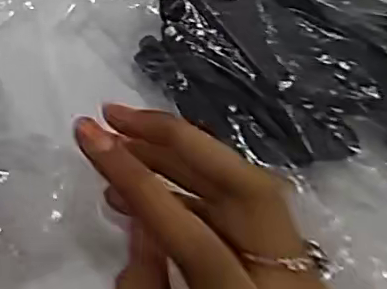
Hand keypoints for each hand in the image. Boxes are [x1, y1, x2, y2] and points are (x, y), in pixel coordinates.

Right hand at [75, 105, 323, 288]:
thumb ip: (146, 278)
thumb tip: (134, 212)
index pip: (189, 230)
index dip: (131, 174)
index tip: (83, 130)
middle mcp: (289, 286)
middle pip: (246, 188)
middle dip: (176, 139)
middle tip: (114, 115)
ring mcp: (303, 276)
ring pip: (247, 189)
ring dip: (177, 154)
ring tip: (119, 142)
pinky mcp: (294, 267)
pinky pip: (243, 210)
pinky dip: (194, 184)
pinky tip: (150, 183)